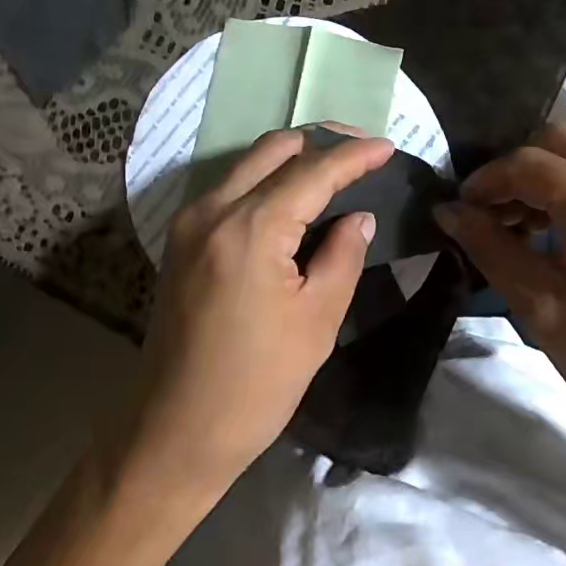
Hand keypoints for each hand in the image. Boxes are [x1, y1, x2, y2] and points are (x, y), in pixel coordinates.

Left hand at [120, 127, 393, 498]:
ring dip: (286, 160)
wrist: (178, 423)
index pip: (310, 171)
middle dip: (316, 143)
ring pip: (243, 167)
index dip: (352, 155)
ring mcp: (187, 222)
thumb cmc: (258, 382)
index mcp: (250, 227)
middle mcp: (211, 209)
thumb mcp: (317, 320)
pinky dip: (259, 183)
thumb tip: (356, 215)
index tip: (387, 146)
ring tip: (329, 171)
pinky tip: (287, 200)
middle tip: (357, 152)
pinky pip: (225, 192)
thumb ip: (341, 255)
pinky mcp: (178, 240)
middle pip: (269, 151)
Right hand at [433, 125, 565, 459]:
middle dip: (518, 168)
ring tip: (520, 229)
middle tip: (489, 210)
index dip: (485, 180)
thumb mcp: (537, 302)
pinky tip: (560, 240)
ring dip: (548, 182)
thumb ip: (487, 244)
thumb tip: (446, 210)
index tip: (458, 209)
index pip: (532, 163)